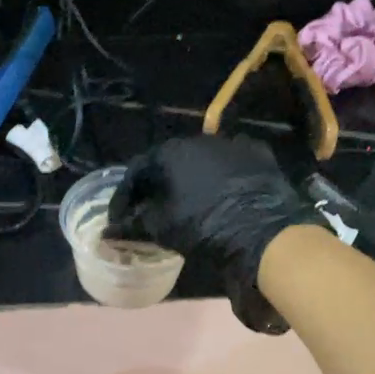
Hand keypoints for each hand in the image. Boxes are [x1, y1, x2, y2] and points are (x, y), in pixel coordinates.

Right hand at [105, 135, 324, 333]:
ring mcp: (233, 144)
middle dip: (156, 186)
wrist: (266, 233)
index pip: (136, 172)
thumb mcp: (163, 229)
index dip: (124, 197)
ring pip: (201, 162)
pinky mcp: (259, 156)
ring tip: (185, 205)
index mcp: (170, 153)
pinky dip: (220, 180)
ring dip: (189, 181)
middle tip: (149, 210)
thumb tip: (108, 232)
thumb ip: (134, 225)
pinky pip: (231, 166)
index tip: (119, 218)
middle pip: (168, 163)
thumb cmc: (204, 227)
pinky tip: (219, 198)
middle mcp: (199, 140)